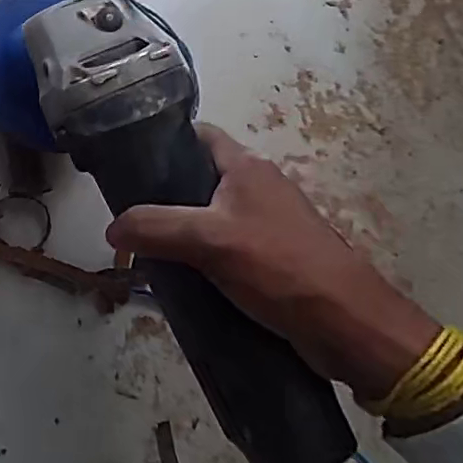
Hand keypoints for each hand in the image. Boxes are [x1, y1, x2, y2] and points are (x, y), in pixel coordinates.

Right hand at [106, 125, 438, 400]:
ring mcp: (269, 222)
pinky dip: (201, 252)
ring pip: (210, 212)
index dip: (164, 139)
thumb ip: (154, 228)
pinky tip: (182, 272)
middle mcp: (258, 185)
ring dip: (182, 226)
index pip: (198, 134)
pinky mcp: (274, 256)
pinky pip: (225, 243)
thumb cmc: (282, 267)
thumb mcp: (208, 241)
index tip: (130, 157)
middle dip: (165, 190)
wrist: (351, 329)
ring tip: (148, 242)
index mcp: (247, 166)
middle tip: (130, 208)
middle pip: (200, 175)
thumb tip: (111, 229)